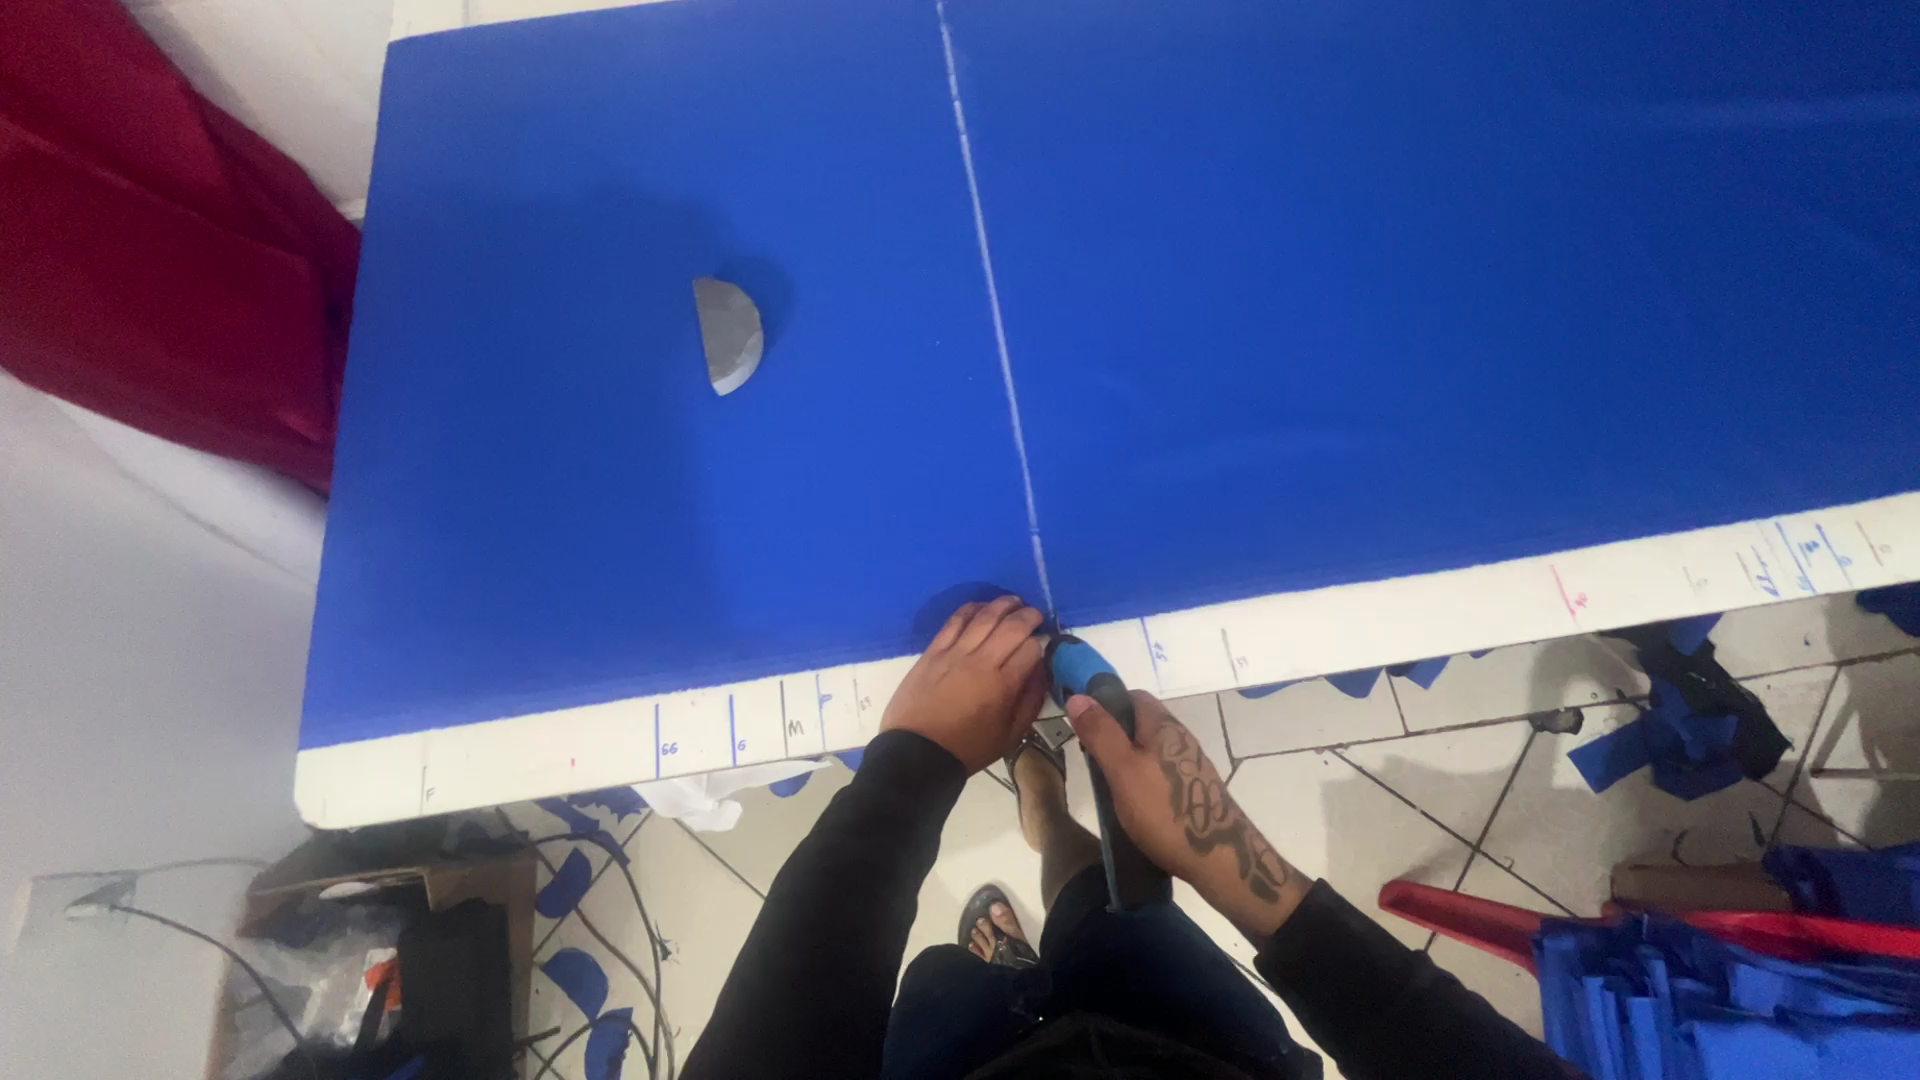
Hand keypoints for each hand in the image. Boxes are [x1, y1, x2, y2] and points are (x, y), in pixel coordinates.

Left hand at [881, 595, 1046, 773]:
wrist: (916, 753)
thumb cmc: (967, 749)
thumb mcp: (1009, 735)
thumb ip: (1030, 701)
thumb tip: (1042, 672)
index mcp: (1003, 685)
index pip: (1031, 650)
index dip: (1041, 643)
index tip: (1043, 644)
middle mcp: (981, 662)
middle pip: (1011, 627)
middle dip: (1029, 616)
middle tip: (1036, 615)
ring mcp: (955, 653)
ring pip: (984, 617)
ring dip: (1003, 605)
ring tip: (1014, 601)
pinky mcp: (934, 651)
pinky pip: (954, 621)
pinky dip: (971, 609)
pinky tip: (981, 607)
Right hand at [1067, 689, 1309, 943]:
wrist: (1221, 861)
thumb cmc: (1165, 811)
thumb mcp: (1122, 770)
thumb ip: (1101, 733)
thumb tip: (1078, 696)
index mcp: (1163, 726)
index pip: (1132, 696)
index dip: (1106, 704)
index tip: (1084, 727)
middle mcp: (1179, 739)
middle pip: (1140, 723)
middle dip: (1113, 735)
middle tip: (1091, 760)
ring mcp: (1189, 766)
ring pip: (1149, 750)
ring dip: (1126, 761)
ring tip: (1107, 786)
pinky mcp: (1193, 791)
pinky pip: (1159, 773)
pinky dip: (1141, 780)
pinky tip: (1132, 804)